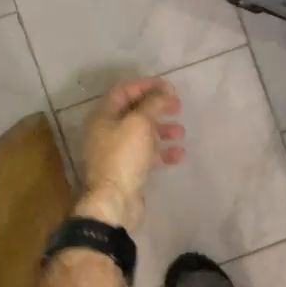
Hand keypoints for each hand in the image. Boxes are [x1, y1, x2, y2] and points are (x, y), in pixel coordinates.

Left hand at [77, 77, 183, 231]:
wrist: (113, 201)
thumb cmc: (124, 155)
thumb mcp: (140, 122)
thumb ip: (153, 103)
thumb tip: (164, 93)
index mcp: (104, 116)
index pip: (124, 91)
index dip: (146, 85)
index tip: (169, 87)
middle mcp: (107, 131)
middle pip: (135, 112)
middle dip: (158, 107)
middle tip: (178, 107)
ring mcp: (116, 152)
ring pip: (143, 133)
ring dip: (163, 129)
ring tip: (181, 131)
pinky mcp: (126, 170)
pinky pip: (146, 155)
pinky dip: (163, 152)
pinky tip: (179, 154)